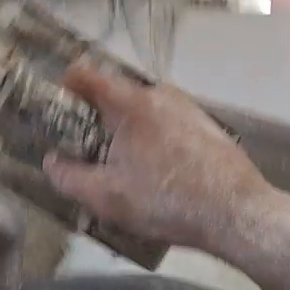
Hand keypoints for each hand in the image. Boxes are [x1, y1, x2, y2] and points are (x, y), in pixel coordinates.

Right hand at [42, 62, 275, 252]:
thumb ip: (68, 177)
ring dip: (126, 131)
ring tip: (123, 168)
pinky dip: (152, 139)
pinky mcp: (206, 126)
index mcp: (132, 103)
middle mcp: (160, 95)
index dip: (64, 87)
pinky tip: (156, 174)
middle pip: (115, 95)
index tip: (56, 109)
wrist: (237, 214)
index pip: (86, 75)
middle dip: (96, 118)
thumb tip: (51, 161)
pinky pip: (165, 123)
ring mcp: (188, 108)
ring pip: (142, 111)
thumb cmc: (166, 201)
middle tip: (87, 151)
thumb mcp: (105, 197)